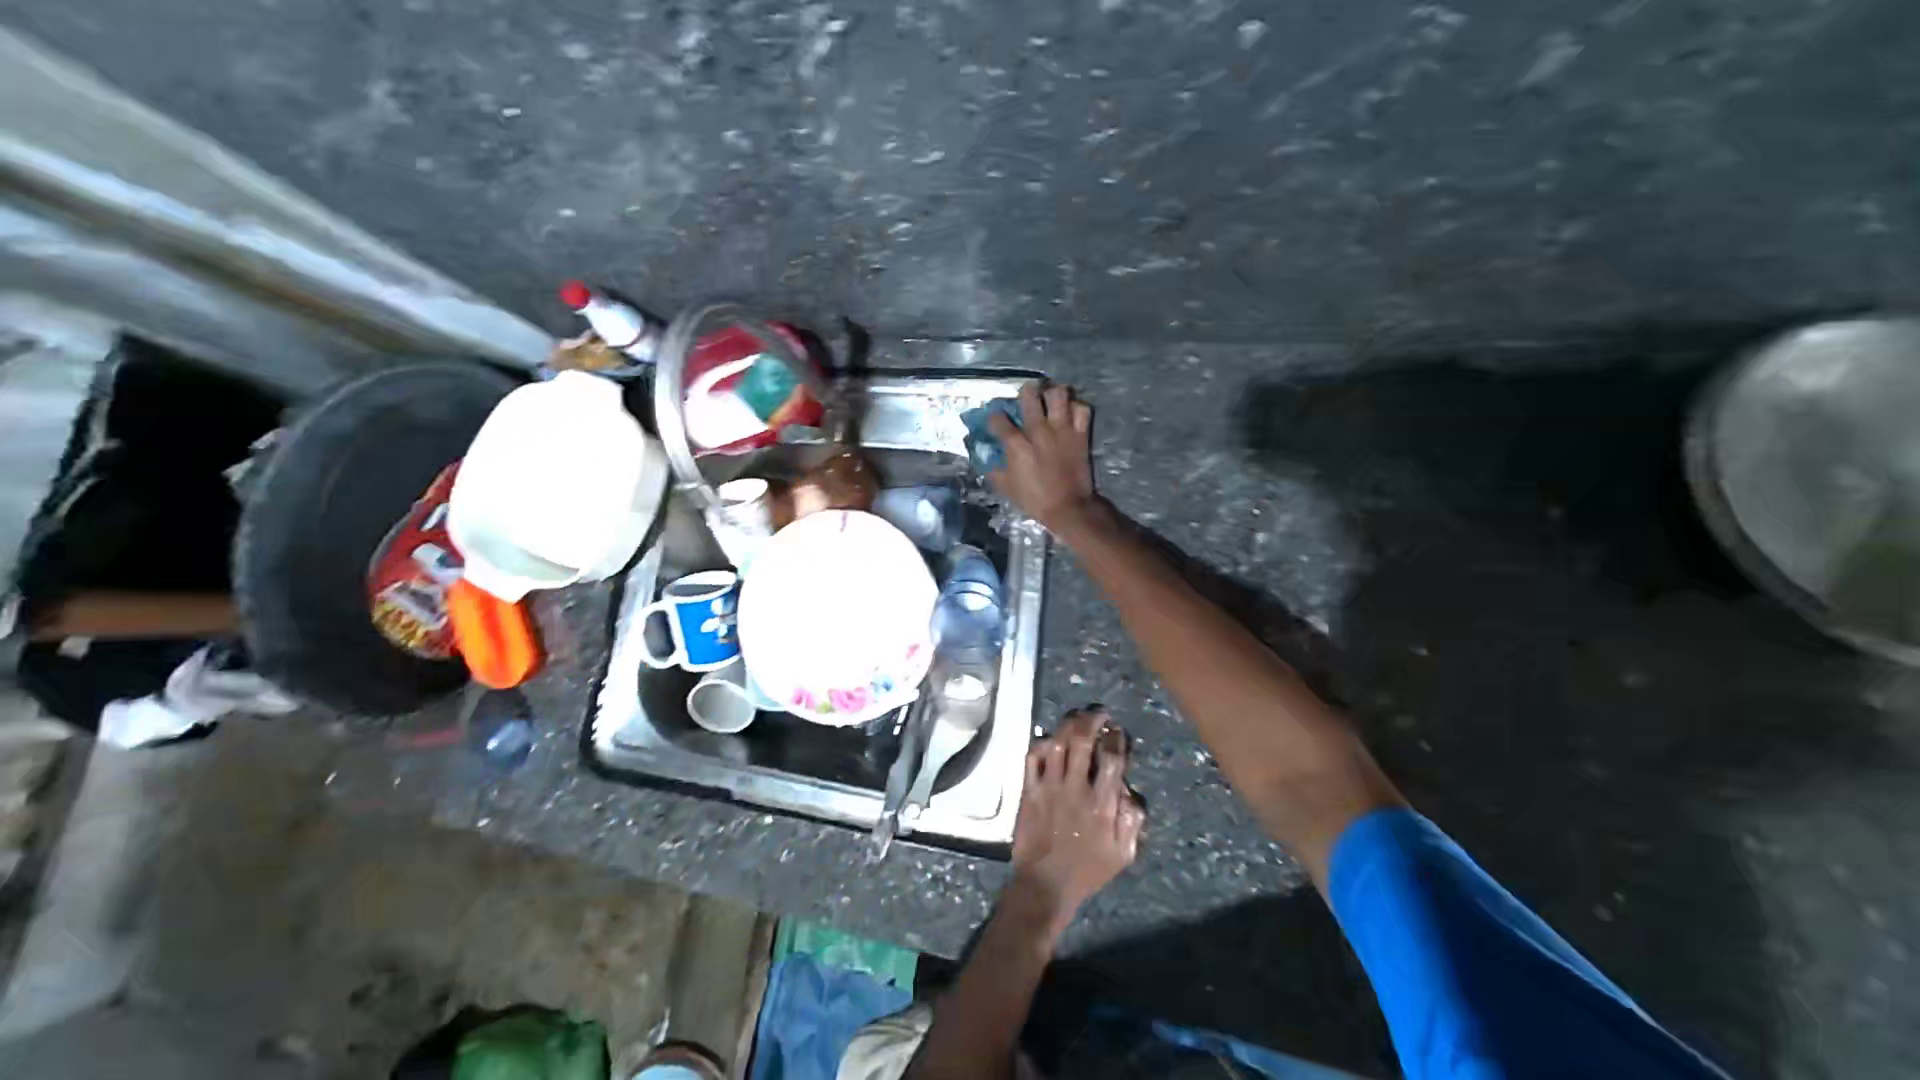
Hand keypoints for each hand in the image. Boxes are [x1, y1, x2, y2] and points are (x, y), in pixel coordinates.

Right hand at [988, 382, 1101, 537]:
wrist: (1068, 507)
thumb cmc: (1035, 500)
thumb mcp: (1006, 487)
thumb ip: (994, 470)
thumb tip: (985, 459)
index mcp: (1017, 445)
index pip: (999, 419)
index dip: (994, 417)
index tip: (995, 420)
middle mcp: (1038, 431)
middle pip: (1030, 397)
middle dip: (1025, 393)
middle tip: (1026, 396)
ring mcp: (1062, 430)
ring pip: (1059, 395)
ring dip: (1052, 393)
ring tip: (1050, 398)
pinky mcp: (1080, 434)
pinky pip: (1082, 409)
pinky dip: (1076, 406)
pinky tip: (1070, 412)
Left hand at [1009, 707, 1145, 938]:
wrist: (1045, 884)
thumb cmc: (1087, 871)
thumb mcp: (1123, 854)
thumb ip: (1132, 820)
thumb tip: (1130, 790)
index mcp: (1102, 804)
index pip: (1112, 758)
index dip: (1116, 738)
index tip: (1117, 730)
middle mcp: (1076, 788)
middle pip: (1082, 740)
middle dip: (1092, 720)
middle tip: (1098, 714)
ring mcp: (1049, 787)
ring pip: (1057, 743)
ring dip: (1068, 725)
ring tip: (1077, 718)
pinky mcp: (1029, 791)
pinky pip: (1032, 757)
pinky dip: (1041, 743)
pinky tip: (1049, 739)